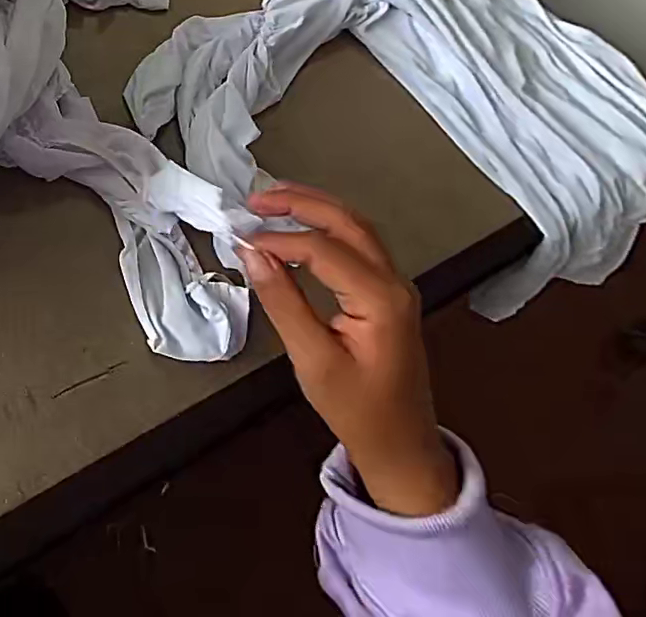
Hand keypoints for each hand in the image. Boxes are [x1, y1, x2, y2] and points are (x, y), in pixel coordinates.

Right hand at [240, 182, 458, 516]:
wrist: (402, 447)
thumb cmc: (359, 411)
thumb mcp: (313, 361)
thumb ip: (283, 302)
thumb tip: (252, 254)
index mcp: (381, 298)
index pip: (323, 249)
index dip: (279, 239)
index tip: (243, 239)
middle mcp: (394, 280)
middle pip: (346, 221)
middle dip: (300, 202)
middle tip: (257, 198)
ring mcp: (395, 282)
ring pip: (355, 225)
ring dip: (315, 206)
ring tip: (275, 197)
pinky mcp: (387, 289)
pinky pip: (358, 241)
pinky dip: (327, 224)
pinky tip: (303, 222)